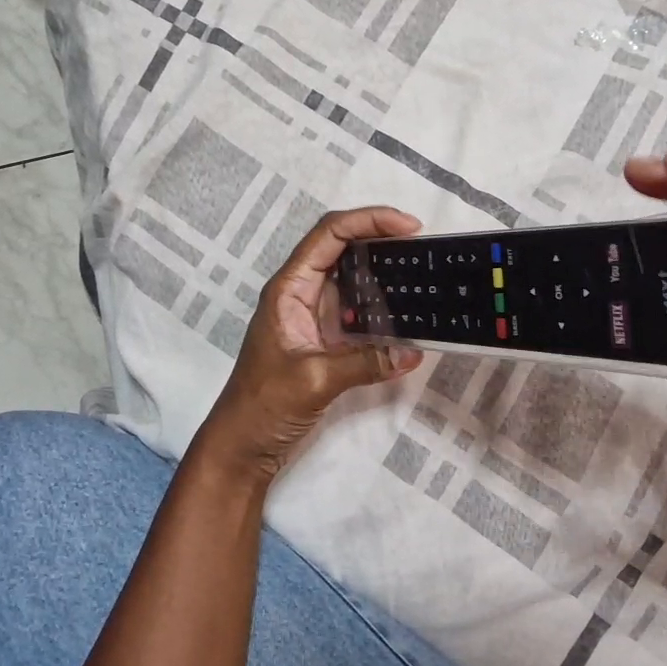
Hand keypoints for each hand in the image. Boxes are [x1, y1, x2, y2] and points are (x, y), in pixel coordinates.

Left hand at [192, 207, 424, 485]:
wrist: (243, 445)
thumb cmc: (265, 404)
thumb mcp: (315, 379)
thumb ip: (364, 363)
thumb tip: (413, 352)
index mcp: (289, 288)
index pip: (329, 234)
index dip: (369, 220)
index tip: (410, 226)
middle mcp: (301, 294)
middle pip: (343, 248)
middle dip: (381, 239)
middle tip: (424, 246)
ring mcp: (314, 317)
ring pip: (353, 279)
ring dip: (385, 273)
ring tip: (423, 272)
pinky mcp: (325, 340)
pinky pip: (358, 312)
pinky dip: (383, 308)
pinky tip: (409, 315)